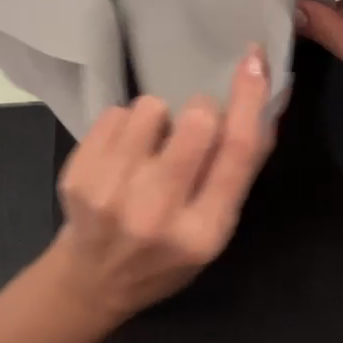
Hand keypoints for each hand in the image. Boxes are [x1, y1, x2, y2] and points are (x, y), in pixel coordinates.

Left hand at [44, 48, 273, 321]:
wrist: (93, 282)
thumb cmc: (166, 253)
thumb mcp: (214, 227)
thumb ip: (237, 170)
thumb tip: (265, 103)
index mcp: (204, 232)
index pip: (237, 151)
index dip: (250, 98)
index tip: (254, 59)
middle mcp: (157, 216)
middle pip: (195, 120)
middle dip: (198, 110)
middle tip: (189, 129)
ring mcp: (112, 196)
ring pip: (149, 107)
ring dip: (155, 119)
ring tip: (148, 149)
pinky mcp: (77, 177)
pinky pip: (115, 112)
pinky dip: (123, 125)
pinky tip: (120, 156)